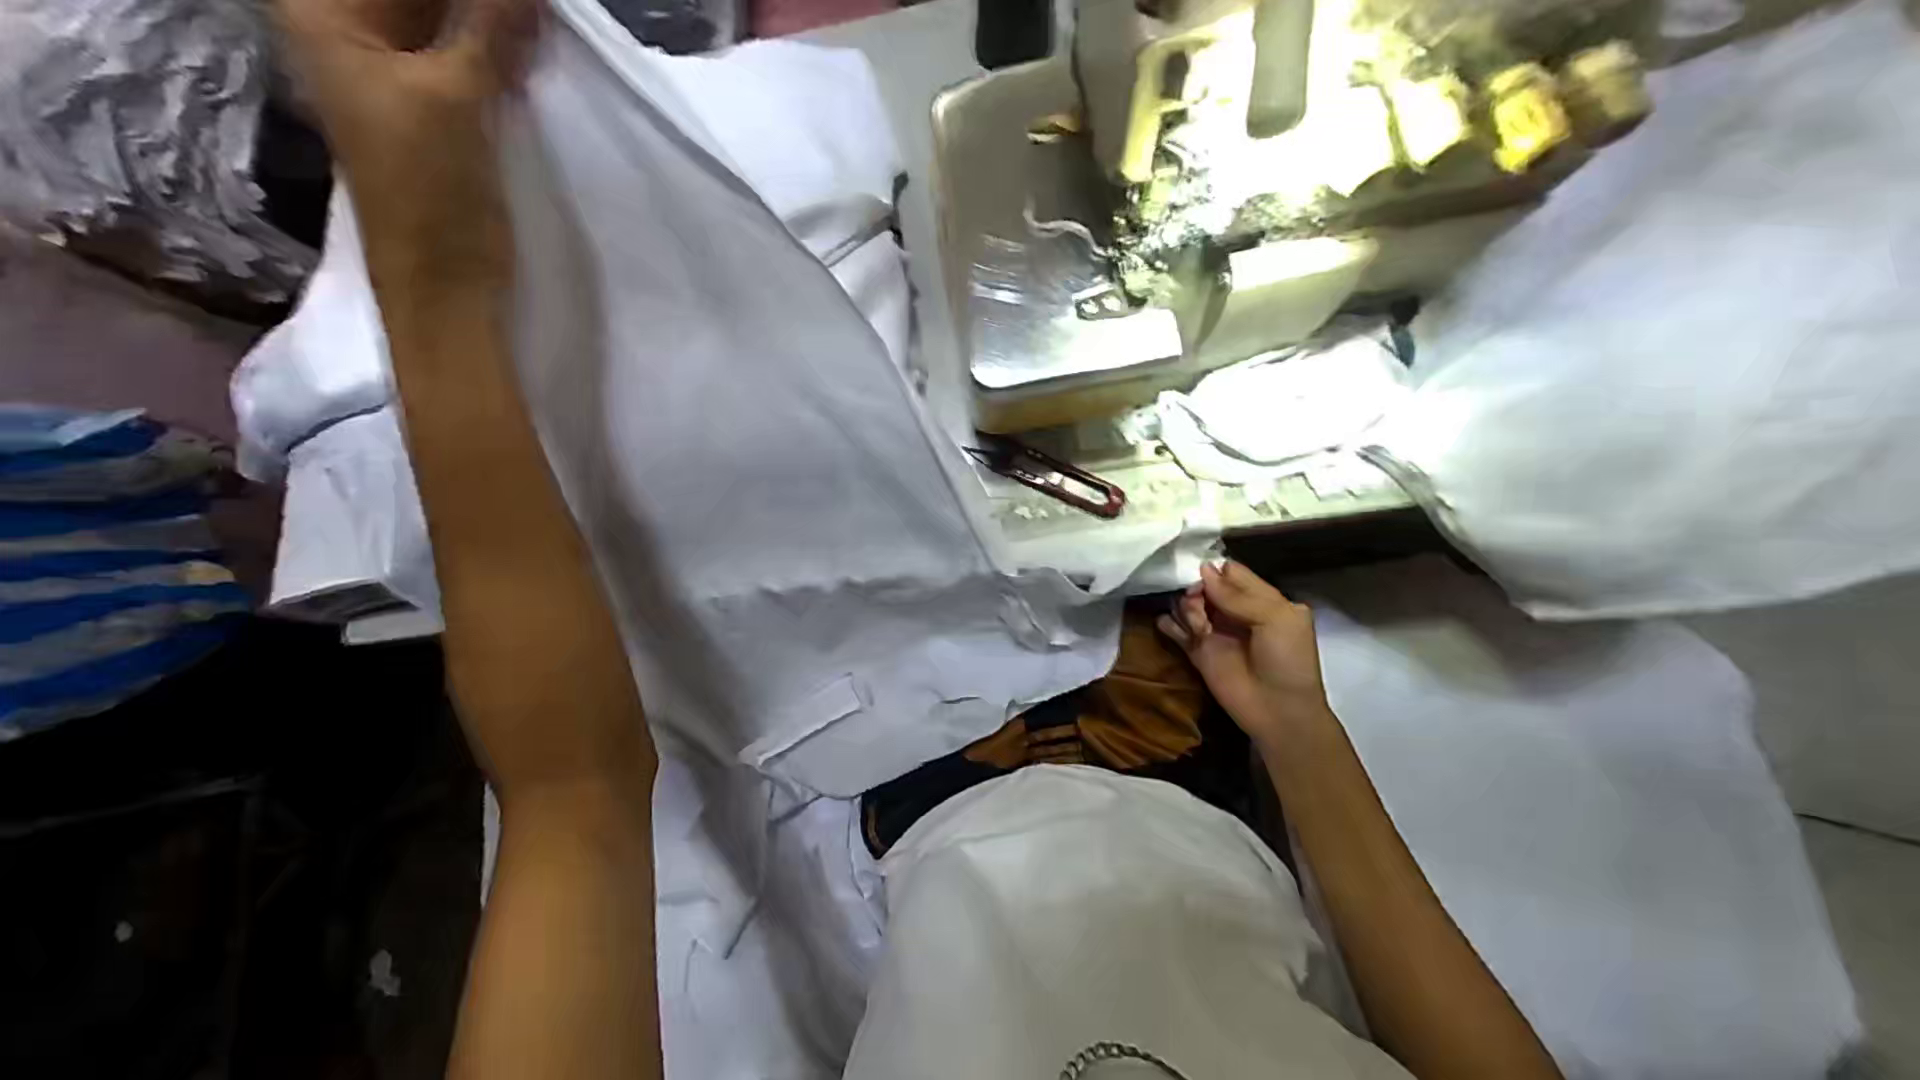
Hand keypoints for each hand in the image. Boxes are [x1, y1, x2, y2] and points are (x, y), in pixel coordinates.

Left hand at [278, 0, 538, 293]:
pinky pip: (473, 56)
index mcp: (326, 13)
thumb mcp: (449, 97)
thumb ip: (487, 31)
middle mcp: (358, 32)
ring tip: (540, 19)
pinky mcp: (448, 108)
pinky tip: (536, 41)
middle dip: (480, 1)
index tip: (515, 3)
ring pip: (450, 18)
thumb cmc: (427, 188)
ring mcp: (405, 71)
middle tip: (533, 8)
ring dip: (495, 17)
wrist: (447, 276)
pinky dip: (503, 46)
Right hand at [1158, 561, 1330, 748]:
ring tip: (1198, 629)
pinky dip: (1168, 624)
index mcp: (1260, 598)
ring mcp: (1213, 630)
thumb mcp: (1277, 618)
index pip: (1230, 571)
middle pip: (1203, 585)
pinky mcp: (1196, 651)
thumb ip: (1239, 595)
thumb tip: (1203, 570)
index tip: (1202, 575)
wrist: (1278, 710)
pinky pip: (1174, 629)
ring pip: (1186, 604)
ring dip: (1185, 609)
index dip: (1214, 570)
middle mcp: (1233, 610)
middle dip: (1196, 591)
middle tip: (1199, 607)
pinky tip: (1175, 629)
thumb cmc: (1287, 660)